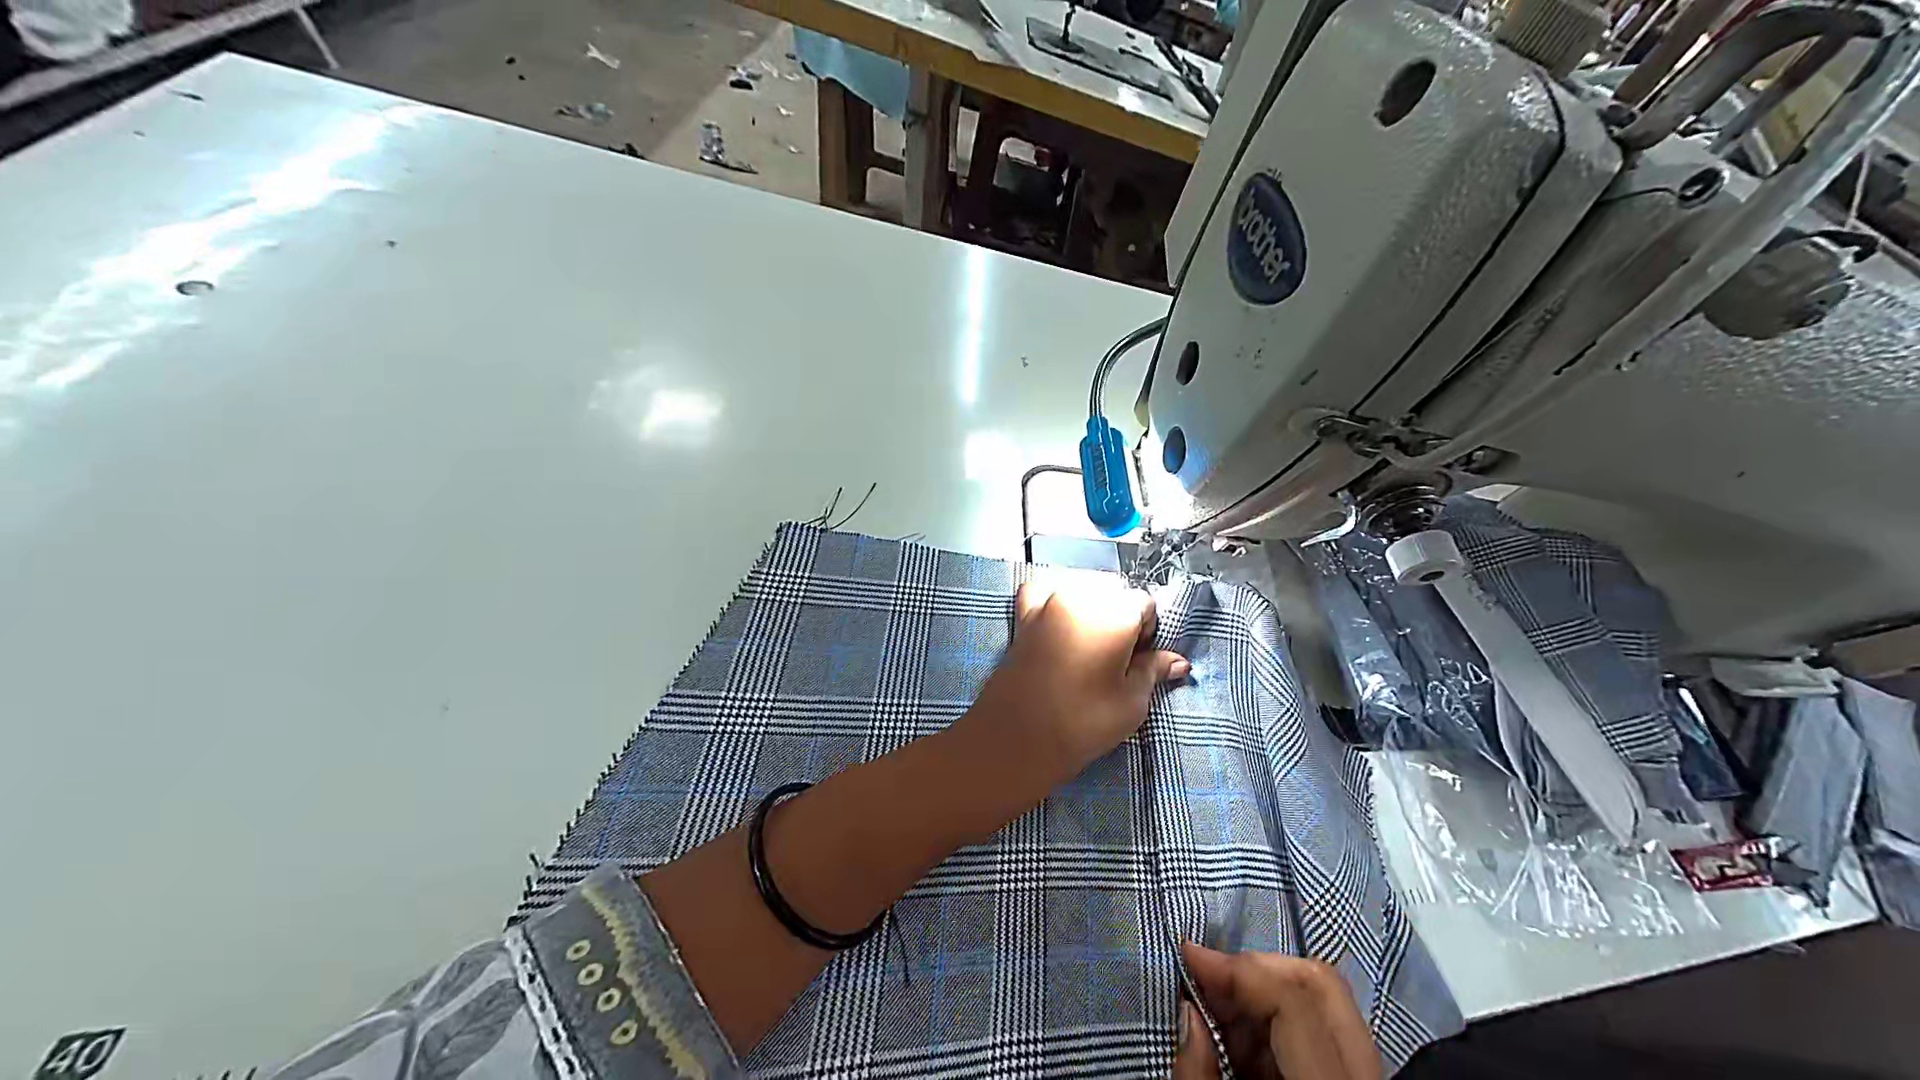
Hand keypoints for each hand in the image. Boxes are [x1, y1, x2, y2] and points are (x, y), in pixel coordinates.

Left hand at [964, 580, 1189, 786]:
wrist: (1015, 738)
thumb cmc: (1082, 722)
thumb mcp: (1131, 702)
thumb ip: (1153, 671)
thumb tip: (1178, 661)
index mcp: (1114, 611)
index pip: (1145, 603)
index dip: (1148, 631)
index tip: (1140, 659)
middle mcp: (1081, 595)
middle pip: (1113, 590)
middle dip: (1121, 616)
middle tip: (1117, 657)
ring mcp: (1048, 602)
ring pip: (1081, 587)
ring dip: (1091, 607)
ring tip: (1091, 648)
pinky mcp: (1023, 616)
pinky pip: (1044, 593)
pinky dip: (1055, 601)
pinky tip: (1060, 628)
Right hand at [1172, 942, 1382, 1079]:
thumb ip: (1200, 1074)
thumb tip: (1188, 1012)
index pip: (1298, 996)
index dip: (1239, 968)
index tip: (1188, 955)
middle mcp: (1364, 1074)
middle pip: (1320, 982)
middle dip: (1254, 968)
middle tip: (1205, 978)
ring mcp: (1370, 1074)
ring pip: (1322, 999)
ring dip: (1261, 994)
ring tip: (1217, 1016)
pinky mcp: (1361, 1075)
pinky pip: (1323, 1026)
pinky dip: (1277, 1020)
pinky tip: (1244, 1041)